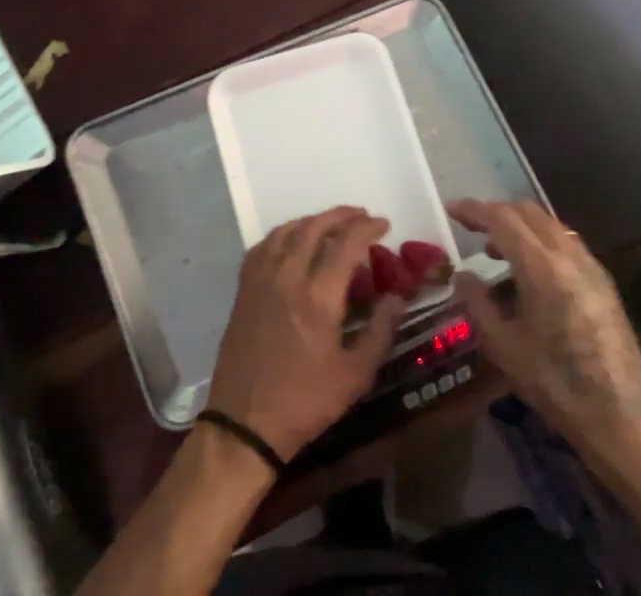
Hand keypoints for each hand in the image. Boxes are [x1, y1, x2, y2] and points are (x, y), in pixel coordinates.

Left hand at [207, 207, 406, 460]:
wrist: (245, 423)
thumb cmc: (306, 402)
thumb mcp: (356, 375)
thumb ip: (381, 331)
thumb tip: (397, 298)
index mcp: (317, 296)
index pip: (346, 244)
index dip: (367, 228)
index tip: (384, 224)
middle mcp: (286, 278)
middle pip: (313, 228)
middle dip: (340, 216)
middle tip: (361, 216)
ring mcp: (259, 282)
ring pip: (284, 233)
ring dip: (310, 221)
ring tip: (329, 224)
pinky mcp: (243, 292)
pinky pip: (261, 248)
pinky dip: (281, 236)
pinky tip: (291, 243)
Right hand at [451, 200, 640, 451]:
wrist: (618, 414)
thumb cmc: (553, 382)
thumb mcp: (503, 345)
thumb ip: (477, 303)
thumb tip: (462, 275)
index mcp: (541, 267)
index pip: (502, 219)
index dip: (473, 210)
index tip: (450, 210)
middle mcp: (569, 255)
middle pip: (529, 212)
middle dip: (497, 212)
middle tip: (470, 228)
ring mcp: (591, 267)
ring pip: (551, 226)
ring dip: (520, 227)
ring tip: (494, 251)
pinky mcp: (603, 283)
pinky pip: (566, 244)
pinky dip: (540, 242)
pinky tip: (528, 272)